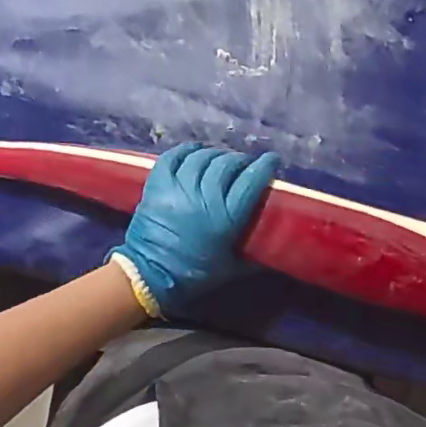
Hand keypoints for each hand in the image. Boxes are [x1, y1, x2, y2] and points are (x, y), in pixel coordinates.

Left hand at [109, 143, 279, 315]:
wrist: (150, 276)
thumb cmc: (193, 275)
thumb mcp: (231, 269)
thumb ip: (254, 258)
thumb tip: (274, 248)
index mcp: (227, 217)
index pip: (252, 180)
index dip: (265, 165)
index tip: (272, 160)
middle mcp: (206, 196)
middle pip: (228, 164)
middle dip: (240, 160)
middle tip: (243, 165)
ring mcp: (180, 187)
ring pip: (202, 156)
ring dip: (215, 153)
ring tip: (220, 158)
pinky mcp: (158, 184)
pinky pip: (174, 156)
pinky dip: (186, 150)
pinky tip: (194, 151)